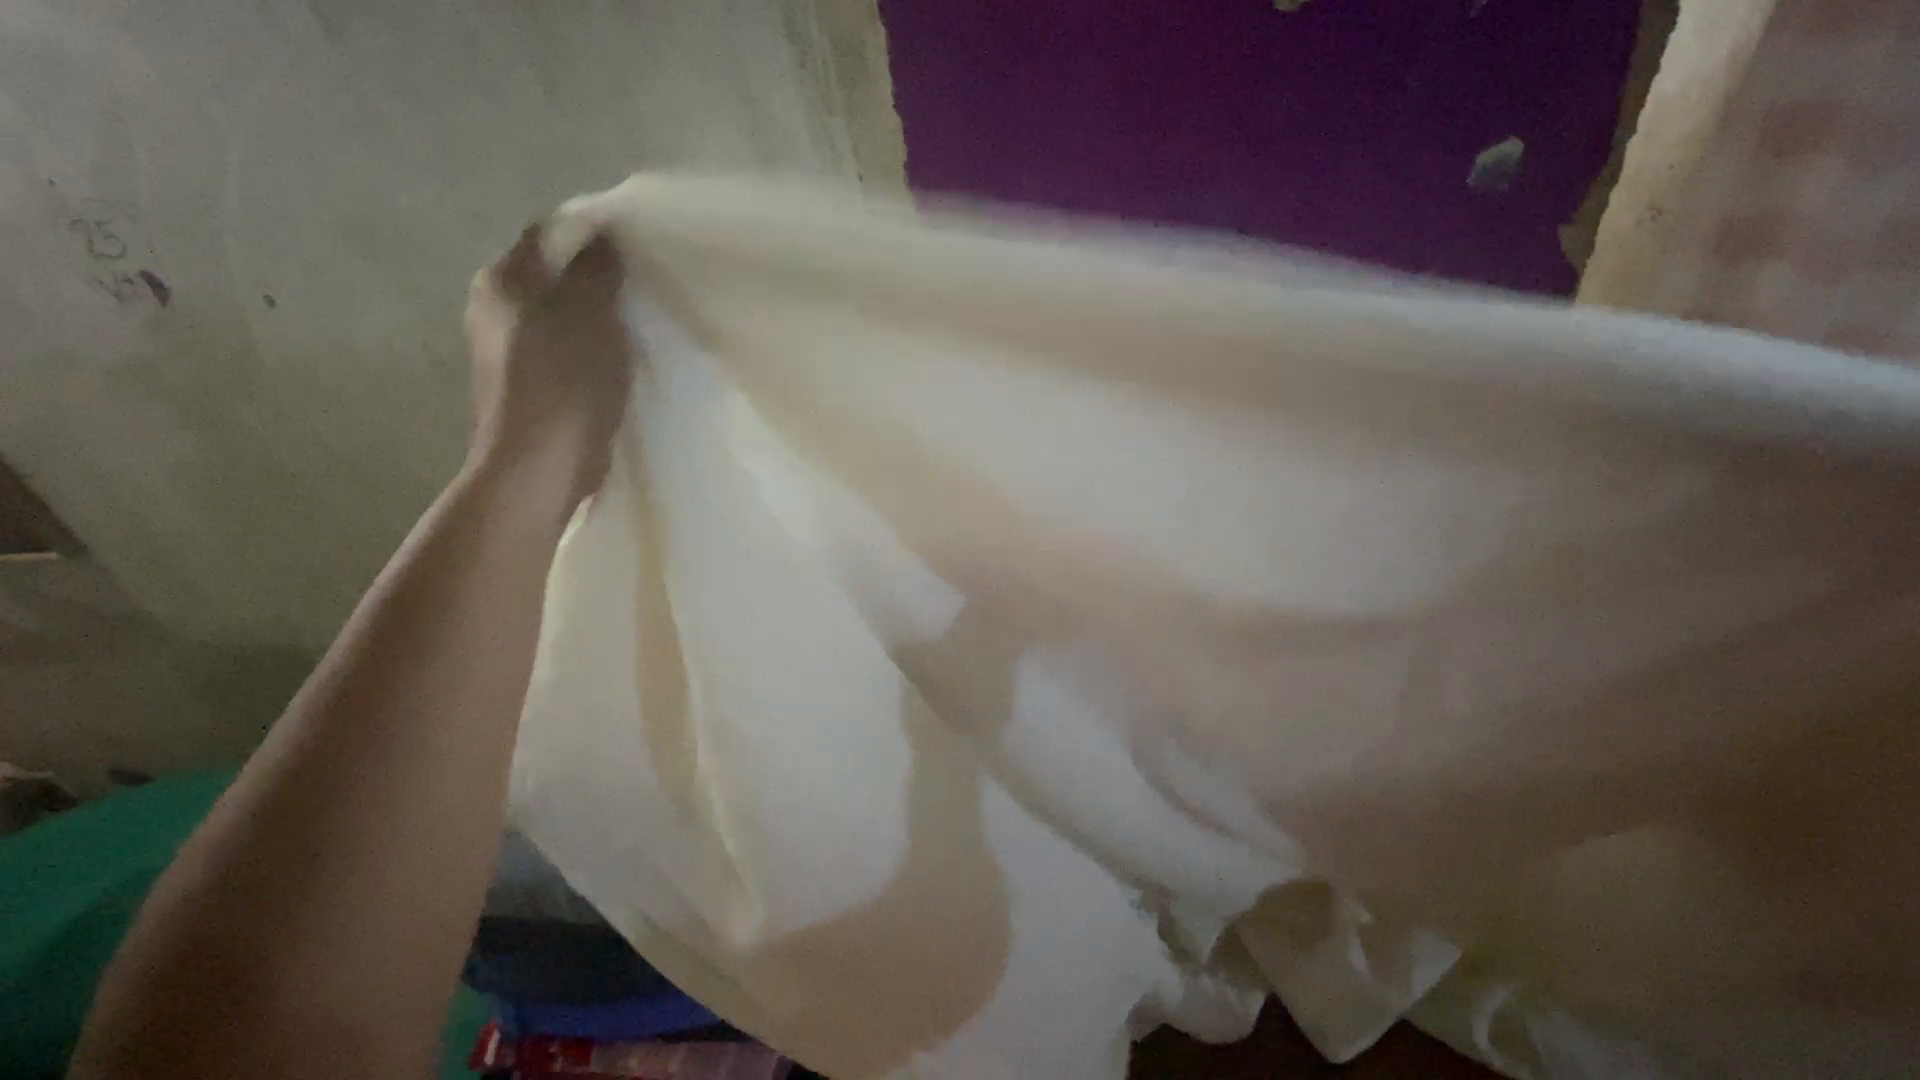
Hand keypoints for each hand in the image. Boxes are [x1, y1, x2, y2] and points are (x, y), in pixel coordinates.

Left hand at [464, 223, 631, 504]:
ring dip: (596, 317)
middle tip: (644, 285)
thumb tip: (602, 236)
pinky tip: (620, 363)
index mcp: (502, 280)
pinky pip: (565, 352)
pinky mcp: (527, 387)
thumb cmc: (564, 382)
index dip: (593, 232)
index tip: (637, 245)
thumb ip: (597, 269)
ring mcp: (507, 352)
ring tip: (639, 324)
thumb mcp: (590, 313)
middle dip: (597, 277)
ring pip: (561, 316)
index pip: (549, 233)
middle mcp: (493, 309)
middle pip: (554, 276)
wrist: (540, 467)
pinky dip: (591, 350)